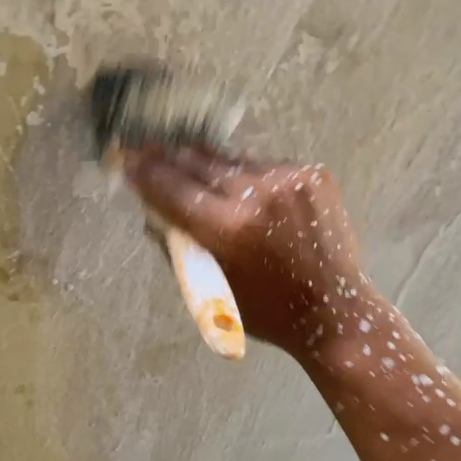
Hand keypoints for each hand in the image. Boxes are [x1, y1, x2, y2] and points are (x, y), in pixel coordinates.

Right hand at [123, 147, 369, 354]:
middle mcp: (258, 194)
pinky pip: (265, 167)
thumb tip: (154, 217)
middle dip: (168, 156)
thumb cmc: (269, 313)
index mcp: (229, 229)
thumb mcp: (215, 290)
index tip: (125, 160)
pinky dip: (247, 176)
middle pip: (199, 164)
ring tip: (184, 158)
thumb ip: (182, 249)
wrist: (334, 311)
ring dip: (208, 164)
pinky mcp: (312, 174)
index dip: (146, 174)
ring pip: (233, 162)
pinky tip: (239, 187)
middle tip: (144, 147)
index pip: (174, 190)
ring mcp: (289, 178)